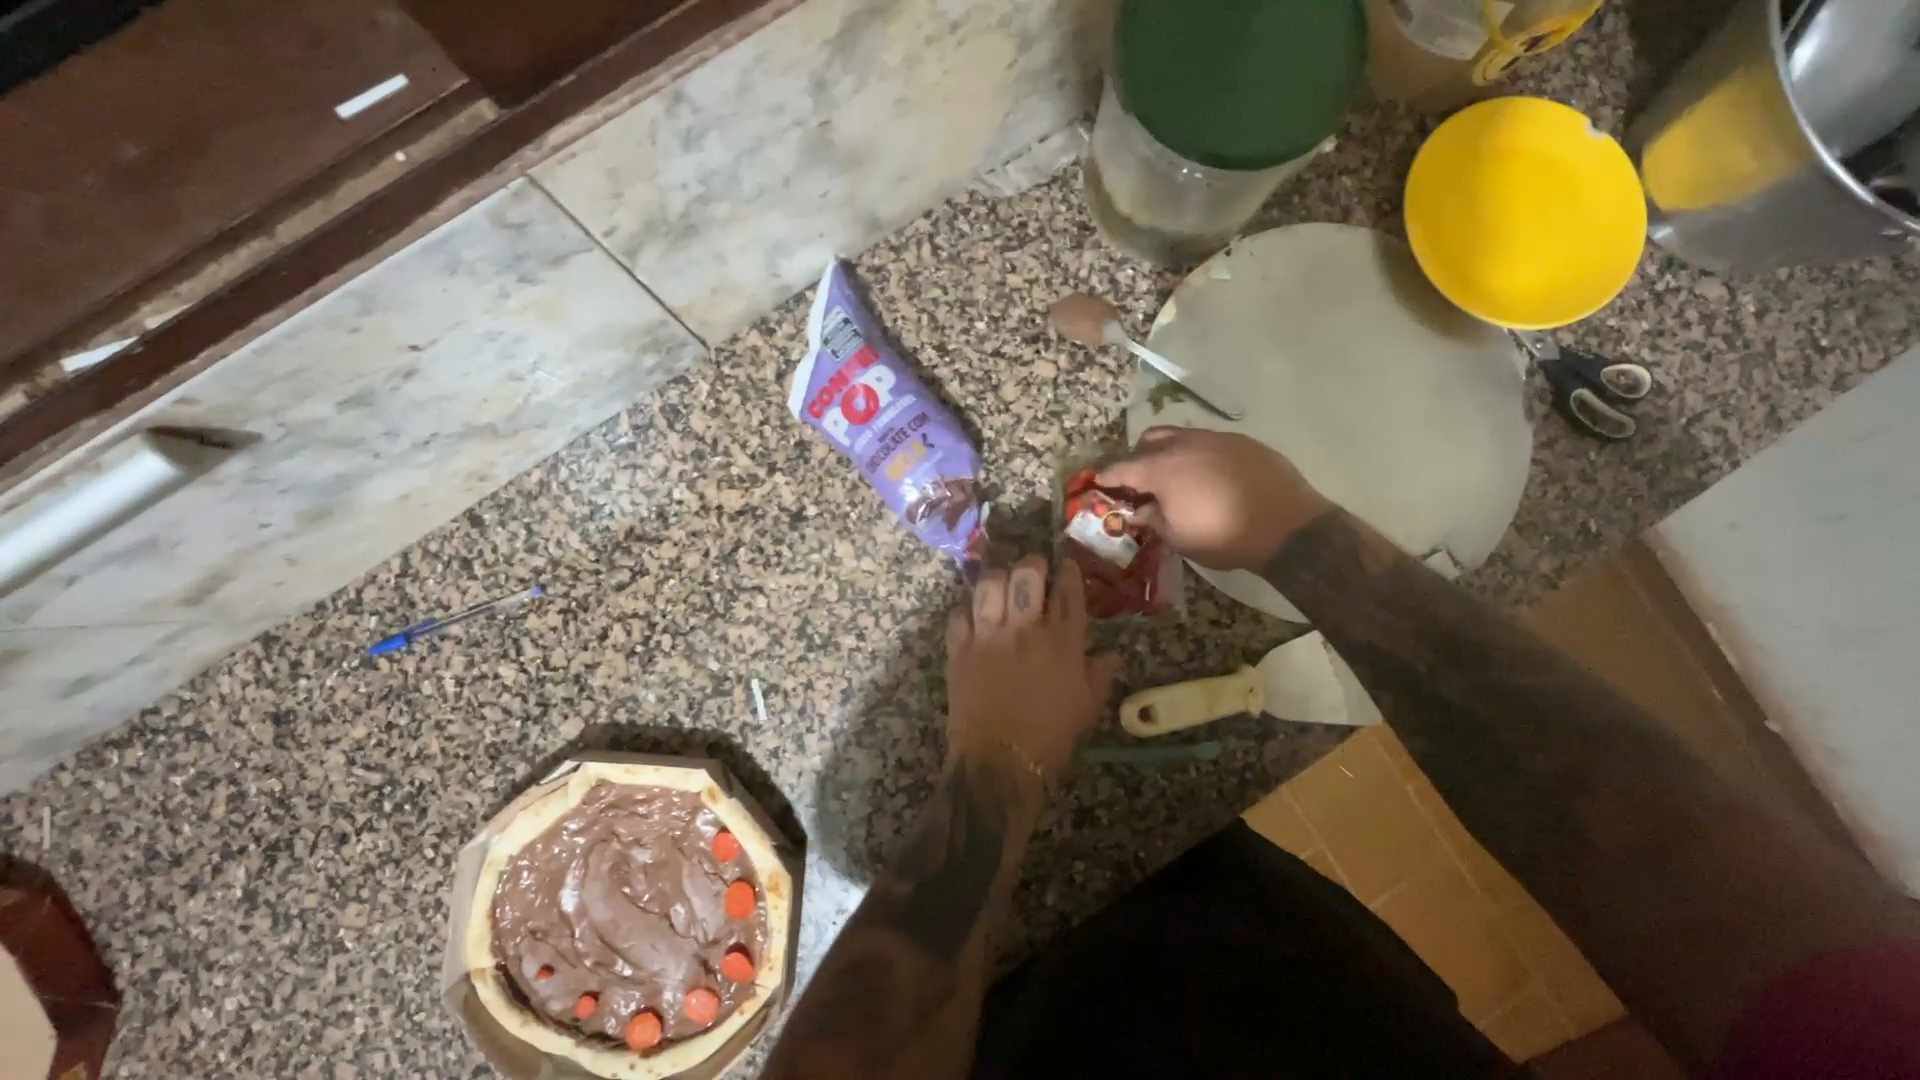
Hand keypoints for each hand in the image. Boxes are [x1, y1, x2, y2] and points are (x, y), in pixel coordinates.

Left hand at [946, 555, 1118, 776]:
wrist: (1000, 761)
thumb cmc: (1051, 737)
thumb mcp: (1087, 707)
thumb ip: (1099, 674)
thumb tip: (1112, 654)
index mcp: (1063, 642)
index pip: (1069, 593)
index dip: (1069, 573)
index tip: (1067, 565)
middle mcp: (1026, 629)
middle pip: (1028, 576)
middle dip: (1032, 564)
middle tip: (1033, 568)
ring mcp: (989, 636)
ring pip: (990, 585)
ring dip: (997, 578)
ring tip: (1000, 582)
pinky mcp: (960, 649)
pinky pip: (960, 614)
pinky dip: (967, 608)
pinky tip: (974, 612)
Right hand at [1095, 426, 1333, 571]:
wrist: (1287, 526)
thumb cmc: (1223, 535)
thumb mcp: (1178, 537)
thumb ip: (1154, 518)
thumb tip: (1142, 509)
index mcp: (1162, 469)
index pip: (1122, 468)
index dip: (1108, 476)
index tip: (1099, 482)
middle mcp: (1185, 445)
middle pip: (1149, 440)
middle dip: (1138, 456)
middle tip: (1140, 480)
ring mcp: (1216, 438)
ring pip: (1181, 436)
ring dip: (1170, 452)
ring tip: (1177, 476)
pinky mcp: (1243, 441)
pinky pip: (1210, 442)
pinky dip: (1200, 455)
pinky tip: (1211, 477)